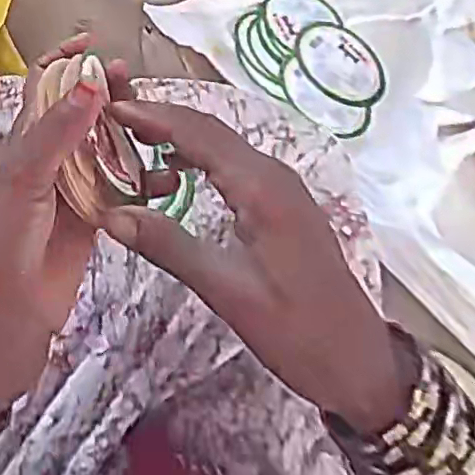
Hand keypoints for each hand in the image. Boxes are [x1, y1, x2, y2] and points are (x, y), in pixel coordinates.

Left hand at [0, 36, 130, 412]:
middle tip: (131, 80)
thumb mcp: (26, 178)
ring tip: (156, 125)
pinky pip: (126, 183)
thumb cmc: (5, 238)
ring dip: (131, 128)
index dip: (64, 57)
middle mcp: (54, 153)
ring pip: (109, 142)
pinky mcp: (99, 211)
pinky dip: (147, 177)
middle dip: (106, 88)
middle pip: (83, 106)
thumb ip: (57, 132)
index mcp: (28, 137)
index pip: (45, 82)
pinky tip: (165, 178)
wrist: (10, 312)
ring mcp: (77, 182)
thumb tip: (90, 81)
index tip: (92, 42)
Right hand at [100, 101, 408, 431]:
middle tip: (114, 118)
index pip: (197, 133)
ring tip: (134, 144)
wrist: (363, 365)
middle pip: (208, 129)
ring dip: (178, 137)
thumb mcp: (228, 292)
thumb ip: (168, 245)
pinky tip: (174, 173)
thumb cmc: (298, 332)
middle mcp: (272, 173)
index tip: (112, 108)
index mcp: (261, 187)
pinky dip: (197, 157)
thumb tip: (111, 215)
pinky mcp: (281, 200)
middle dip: (160, 118)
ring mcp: (280, 184)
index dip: (152, 116)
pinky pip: (231, 162)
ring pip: (220, 143)